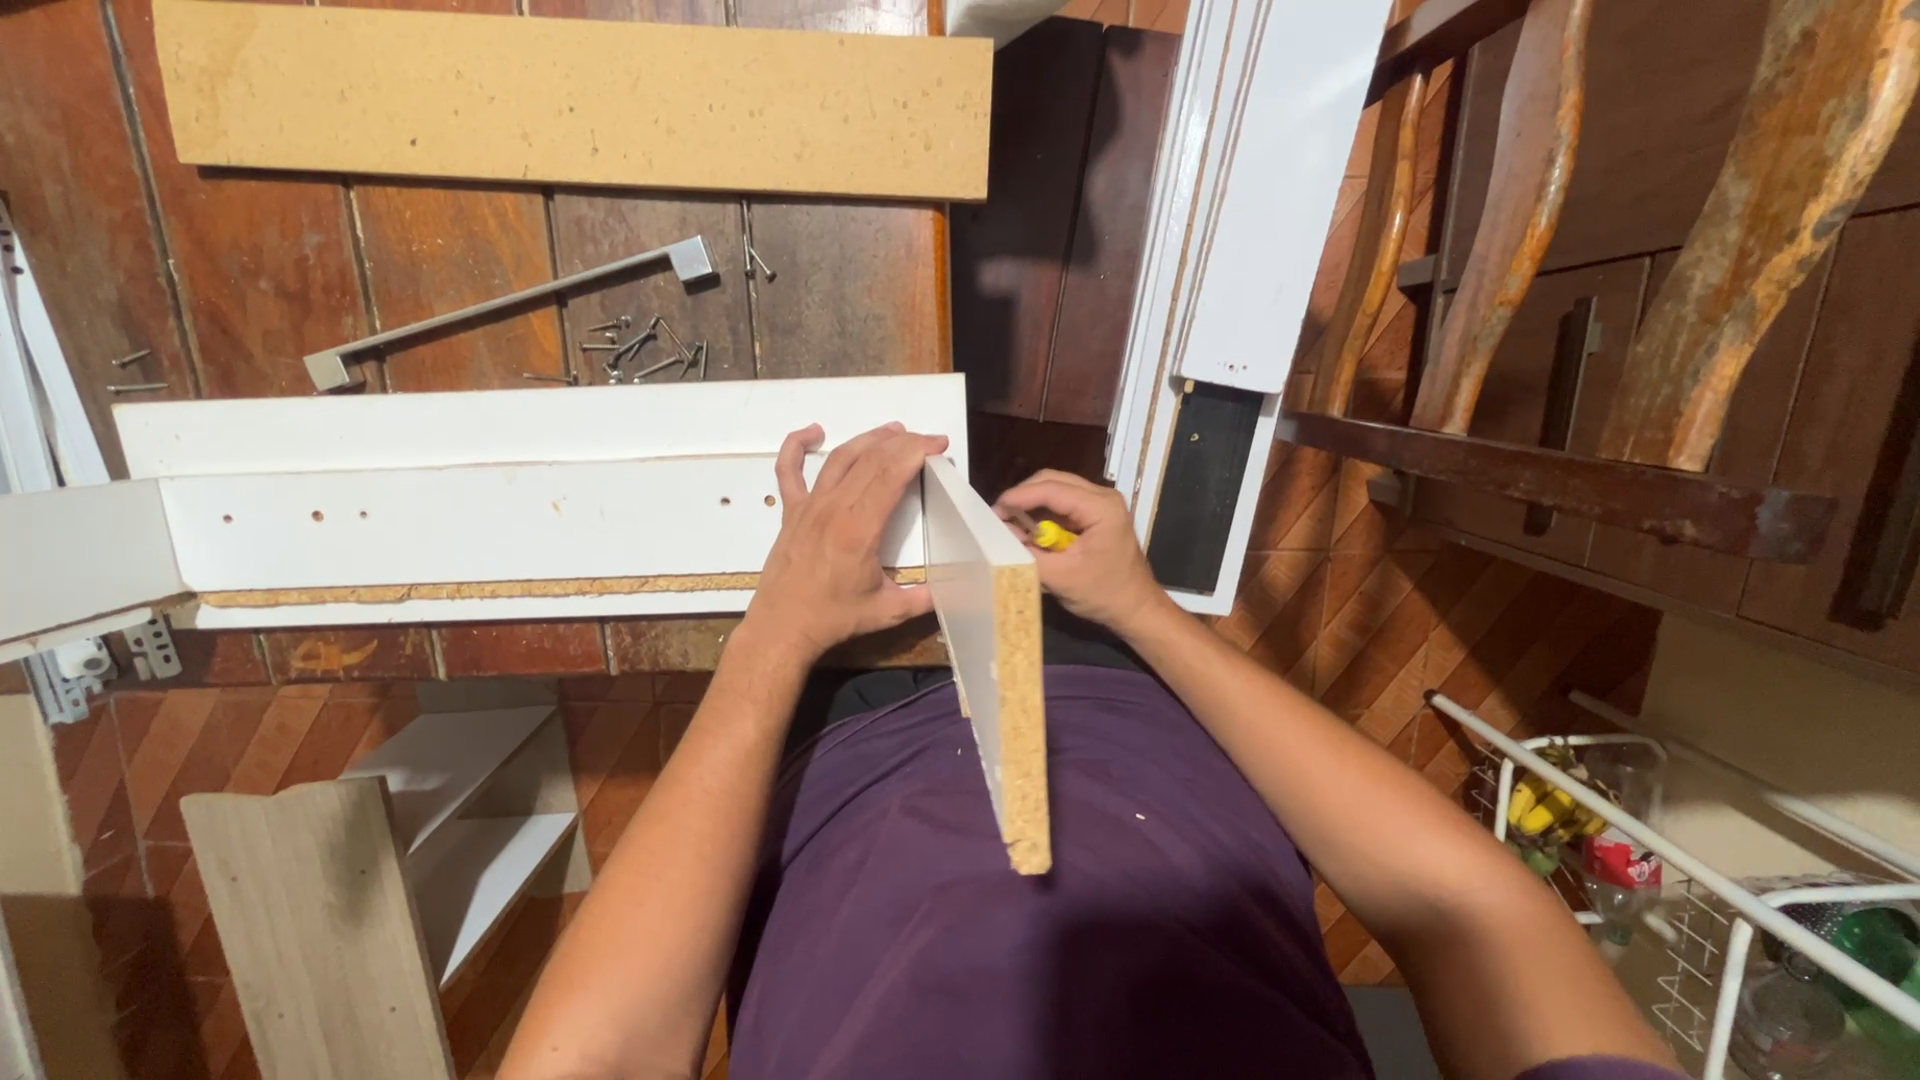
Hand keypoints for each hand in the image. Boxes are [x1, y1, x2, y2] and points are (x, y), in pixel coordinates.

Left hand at [742, 422, 949, 664]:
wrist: (782, 627)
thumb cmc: (834, 619)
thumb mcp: (888, 611)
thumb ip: (924, 599)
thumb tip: (954, 589)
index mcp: (860, 529)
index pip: (891, 474)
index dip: (916, 452)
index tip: (938, 445)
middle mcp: (833, 508)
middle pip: (871, 459)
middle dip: (903, 442)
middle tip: (926, 439)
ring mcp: (809, 506)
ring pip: (839, 458)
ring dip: (868, 438)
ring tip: (893, 430)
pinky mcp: (790, 511)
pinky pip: (788, 470)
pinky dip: (797, 446)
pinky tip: (813, 431)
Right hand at [992, 469, 1171, 635]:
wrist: (1135, 608)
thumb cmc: (1103, 594)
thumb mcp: (1059, 577)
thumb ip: (1027, 552)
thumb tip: (1001, 532)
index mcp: (1101, 508)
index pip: (1052, 489)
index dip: (1019, 497)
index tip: (993, 511)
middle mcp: (1103, 496)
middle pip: (1053, 481)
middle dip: (1023, 496)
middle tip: (999, 516)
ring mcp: (1101, 503)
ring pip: (1057, 489)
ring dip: (1032, 504)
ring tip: (1010, 523)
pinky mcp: (1096, 514)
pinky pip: (1063, 503)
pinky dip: (1043, 512)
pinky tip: (1029, 528)